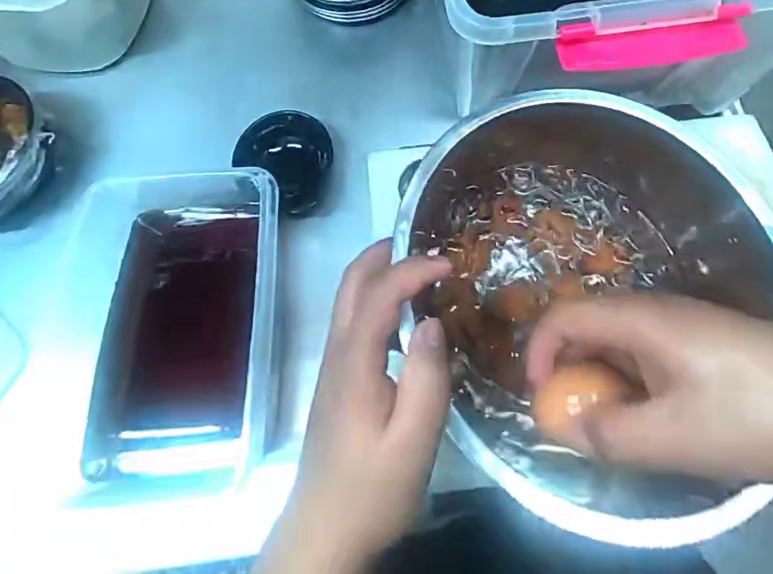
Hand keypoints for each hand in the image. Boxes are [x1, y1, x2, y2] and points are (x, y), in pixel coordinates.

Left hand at [258, 242, 452, 573]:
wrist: (323, 527)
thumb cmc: (371, 489)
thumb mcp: (412, 444)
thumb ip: (426, 380)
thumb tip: (431, 321)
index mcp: (354, 361)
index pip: (379, 294)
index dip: (412, 269)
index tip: (449, 263)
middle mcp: (337, 350)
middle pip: (351, 282)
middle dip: (385, 253)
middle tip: (426, 246)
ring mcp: (333, 362)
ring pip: (349, 297)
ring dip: (380, 273)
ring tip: (421, 273)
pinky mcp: (337, 377)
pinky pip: (354, 319)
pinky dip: (378, 298)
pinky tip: (405, 318)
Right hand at [526, 294, 772, 483]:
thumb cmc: (756, 415)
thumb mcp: (677, 440)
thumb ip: (609, 436)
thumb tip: (561, 428)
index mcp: (638, 319)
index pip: (563, 316)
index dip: (538, 352)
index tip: (540, 400)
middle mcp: (655, 308)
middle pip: (590, 326)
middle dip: (571, 372)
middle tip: (580, 421)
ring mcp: (685, 320)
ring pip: (622, 342)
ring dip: (606, 380)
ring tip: (625, 427)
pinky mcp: (709, 338)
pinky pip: (651, 352)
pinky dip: (637, 381)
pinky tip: (668, 417)